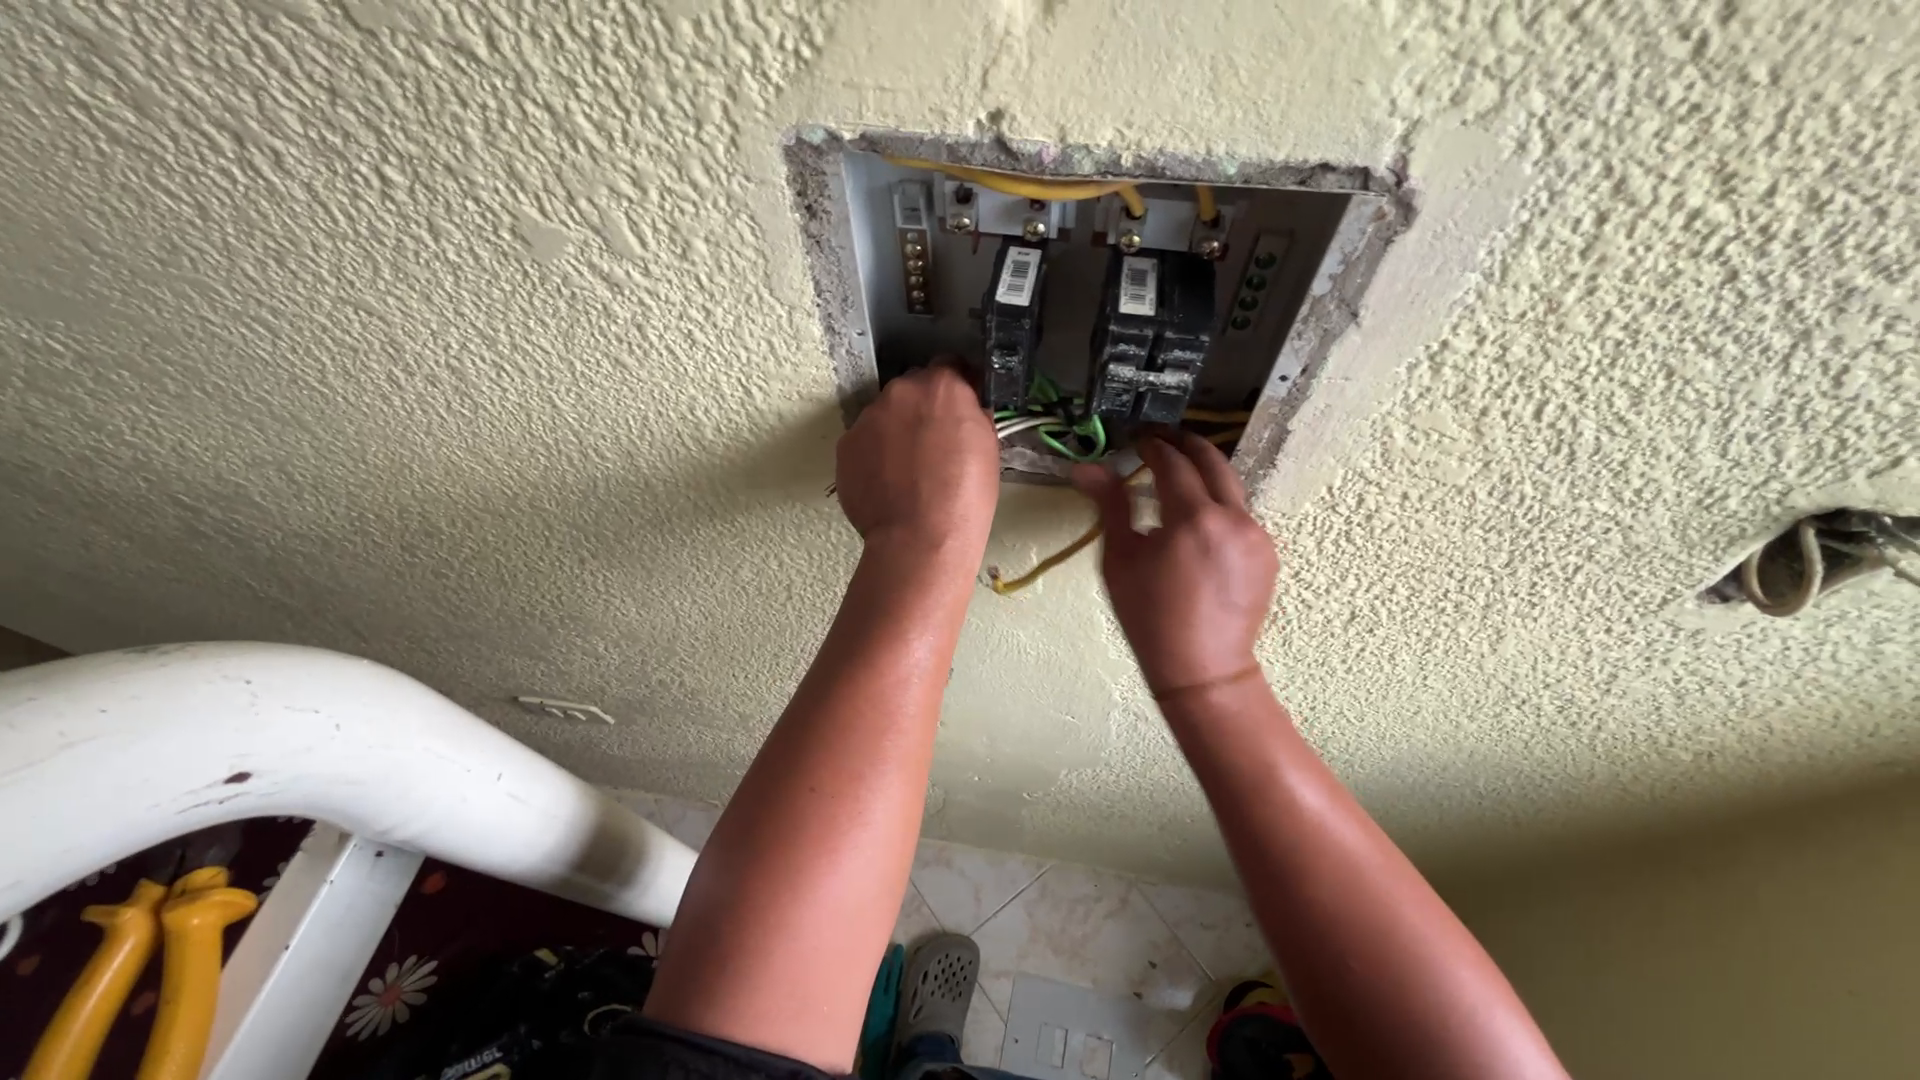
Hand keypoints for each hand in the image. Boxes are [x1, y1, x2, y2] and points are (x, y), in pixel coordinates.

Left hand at [836, 360, 1000, 549]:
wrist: (920, 537)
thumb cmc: (963, 498)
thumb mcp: (988, 448)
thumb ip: (972, 416)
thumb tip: (966, 412)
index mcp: (942, 386)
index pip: (949, 367)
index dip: (956, 387)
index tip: (960, 404)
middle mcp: (900, 392)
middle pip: (912, 389)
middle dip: (923, 409)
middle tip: (935, 443)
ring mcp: (868, 418)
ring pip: (885, 416)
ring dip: (896, 432)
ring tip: (910, 470)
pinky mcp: (846, 446)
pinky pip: (864, 442)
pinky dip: (874, 455)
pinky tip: (890, 482)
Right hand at [1072, 433, 1276, 692]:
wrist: (1202, 667)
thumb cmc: (1151, 617)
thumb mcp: (1121, 559)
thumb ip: (1111, 505)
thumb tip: (1087, 468)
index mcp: (1193, 518)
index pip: (1172, 462)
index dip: (1152, 446)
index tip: (1137, 442)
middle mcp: (1232, 518)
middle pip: (1212, 460)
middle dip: (1185, 444)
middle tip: (1161, 440)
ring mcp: (1256, 535)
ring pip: (1230, 486)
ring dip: (1204, 474)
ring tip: (1177, 479)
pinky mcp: (1267, 553)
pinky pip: (1241, 514)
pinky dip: (1218, 506)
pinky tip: (1197, 523)